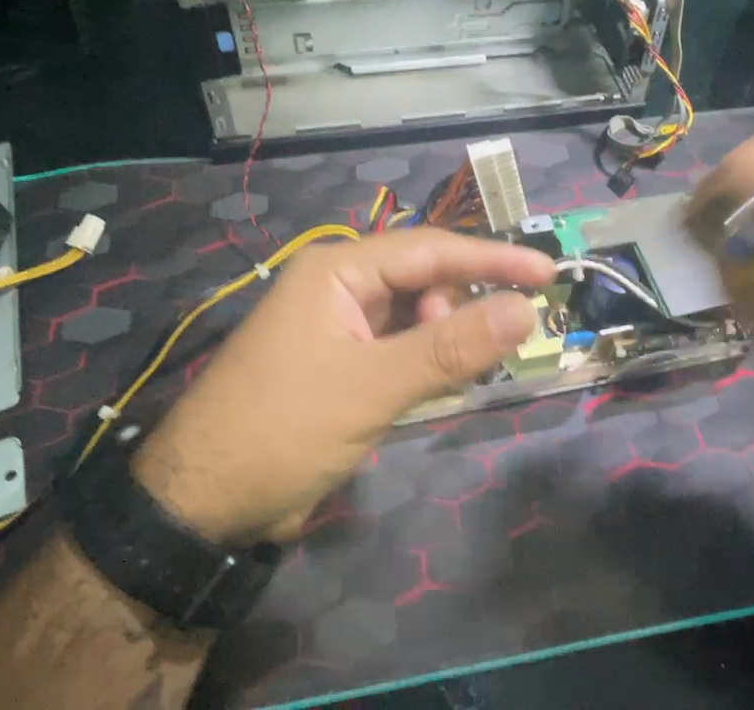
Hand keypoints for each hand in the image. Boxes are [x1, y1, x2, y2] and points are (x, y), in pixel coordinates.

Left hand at [132, 229, 554, 544]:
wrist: (204, 503)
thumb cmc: (282, 429)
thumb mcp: (372, 387)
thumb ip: (450, 347)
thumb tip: (525, 310)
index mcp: (336, 272)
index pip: (429, 250)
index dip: (493, 259)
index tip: (549, 273)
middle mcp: (338, 290)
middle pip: (423, 281)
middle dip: (462, 309)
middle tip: (486, 353)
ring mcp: (338, 330)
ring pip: (414, 318)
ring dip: (446, 339)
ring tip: (463, 374)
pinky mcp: (340, 367)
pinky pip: (399, 350)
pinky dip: (426, 363)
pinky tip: (441, 385)